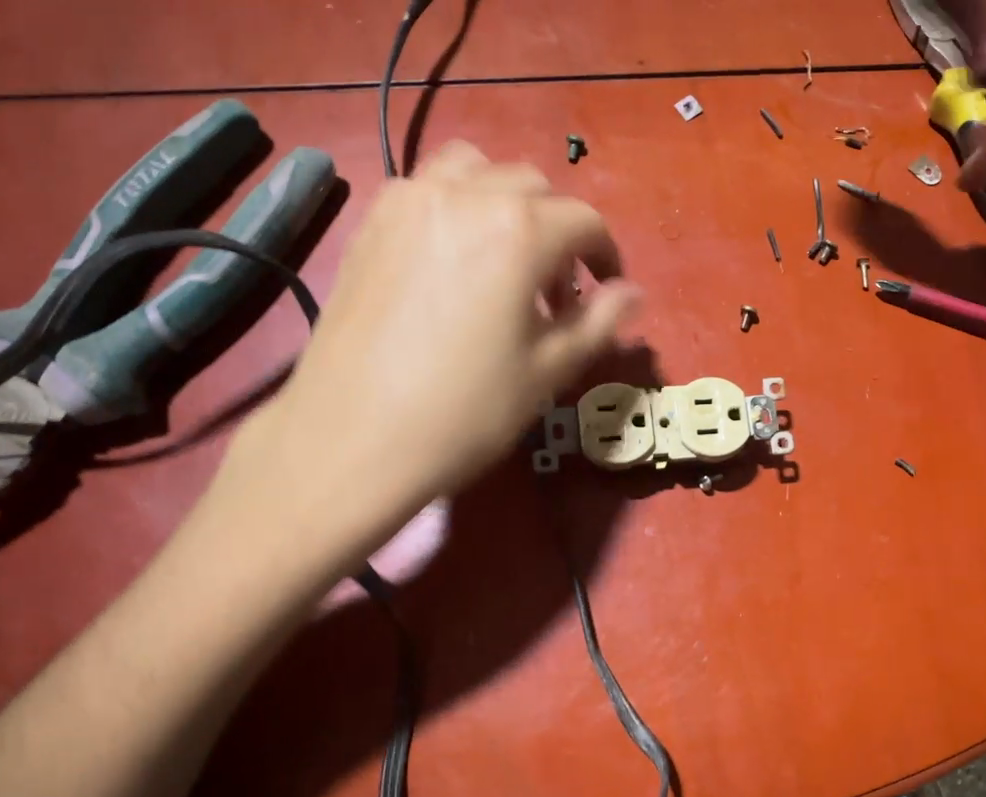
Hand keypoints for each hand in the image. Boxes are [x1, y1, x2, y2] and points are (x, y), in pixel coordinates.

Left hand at [234, 141, 642, 536]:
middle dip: (557, 230)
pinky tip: (455, 264)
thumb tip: (632, 293)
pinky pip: (428, 188)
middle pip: (532, 186)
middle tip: (556, 292)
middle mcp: (465, 196)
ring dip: (505, 204)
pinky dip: (457, 207)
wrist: (354, 436)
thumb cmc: (467, 412)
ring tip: (505, 261)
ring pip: (476, 170)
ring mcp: (410, 201)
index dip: (606, 256)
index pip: (584, 221)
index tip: (608, 291)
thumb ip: (598, 322)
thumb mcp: (548, 372)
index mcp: (519, 232)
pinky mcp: (372, 222)